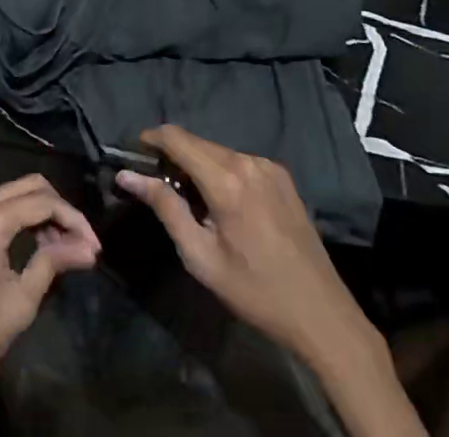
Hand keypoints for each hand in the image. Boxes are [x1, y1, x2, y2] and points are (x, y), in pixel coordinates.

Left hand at [0, 175, 99, 420]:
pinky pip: (2, 205)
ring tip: (64, 248)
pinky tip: (39, 245)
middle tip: (80, 242)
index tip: (94, 248)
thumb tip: (89, 249)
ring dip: (44, 212)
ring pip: (17, 192)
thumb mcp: (22, 300)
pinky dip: (25, 217)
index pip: (46, 203)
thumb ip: (54, 263)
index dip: (75, 220)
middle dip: (60, 209)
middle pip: (32, 186)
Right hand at [116, 125, 370, 364]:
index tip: (133, 150)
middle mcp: (249, 162)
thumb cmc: (254, 290)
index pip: (178, 138)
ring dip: (197, 163)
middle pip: (198, 142)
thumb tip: (128, 176)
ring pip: (219, 151)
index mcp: (227, 180)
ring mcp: (270, 167)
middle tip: (154, 183)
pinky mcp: (283, 177)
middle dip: (172, 154)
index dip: (152, 138)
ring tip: (186, 197)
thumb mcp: (200, 256)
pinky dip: (221, 171)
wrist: (320, 311)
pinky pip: (240, 162)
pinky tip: (219, 201)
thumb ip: (165, 208)